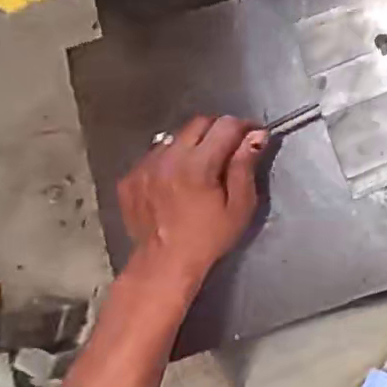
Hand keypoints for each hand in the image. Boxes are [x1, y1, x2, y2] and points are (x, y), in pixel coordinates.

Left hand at [117, 115, 266, 288]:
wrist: (165, 263)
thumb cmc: (210, 237)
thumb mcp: (241, 205)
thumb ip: (245, 166)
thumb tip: (256, 136)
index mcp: (198, 165)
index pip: (226, 125)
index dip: (245, 127)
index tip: (254, 137)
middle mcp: (168, 158)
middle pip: (199, 123)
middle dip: (219, 130)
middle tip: (231, 150)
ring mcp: (145, 166)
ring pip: (175, 137)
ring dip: (193, 144)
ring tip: (202, 167)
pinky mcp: (130, 177)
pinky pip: (155, 154)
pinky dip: (171, 159)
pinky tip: (177, 180)